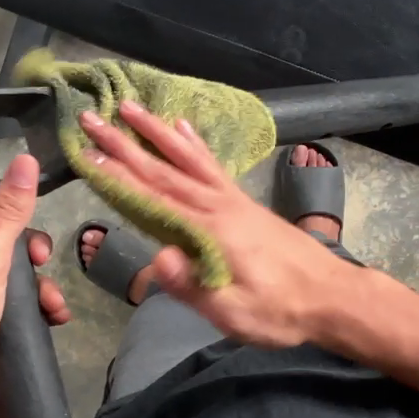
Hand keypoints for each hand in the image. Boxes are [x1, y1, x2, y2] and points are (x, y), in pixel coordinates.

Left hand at [0, 154, 69, 417]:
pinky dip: (26, 307)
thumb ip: (9, 212)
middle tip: (44, 268)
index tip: (34, 242)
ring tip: (53, 305)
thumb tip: (25, 161)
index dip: (9, 220)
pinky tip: (49, 317)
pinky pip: (1, 302)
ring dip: (35, 287)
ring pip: (3, 275)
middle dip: (29, 260)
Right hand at [78, 102, 362, 347]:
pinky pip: (213, 166)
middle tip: (91, 118)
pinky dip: (196, 145)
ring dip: (156, 132)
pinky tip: (183, 127)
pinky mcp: (244, 202)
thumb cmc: (281, 310)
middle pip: (163, 169)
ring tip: (130, 106)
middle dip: (124, 144)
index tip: (86, 153)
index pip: (153, 198)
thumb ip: (194, 284)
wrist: (332, 295)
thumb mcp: (233, 310)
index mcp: (209, 230)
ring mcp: (233, 200)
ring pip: (187, 158)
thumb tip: (157, 258)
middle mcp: (218, 205)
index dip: (117, 176)